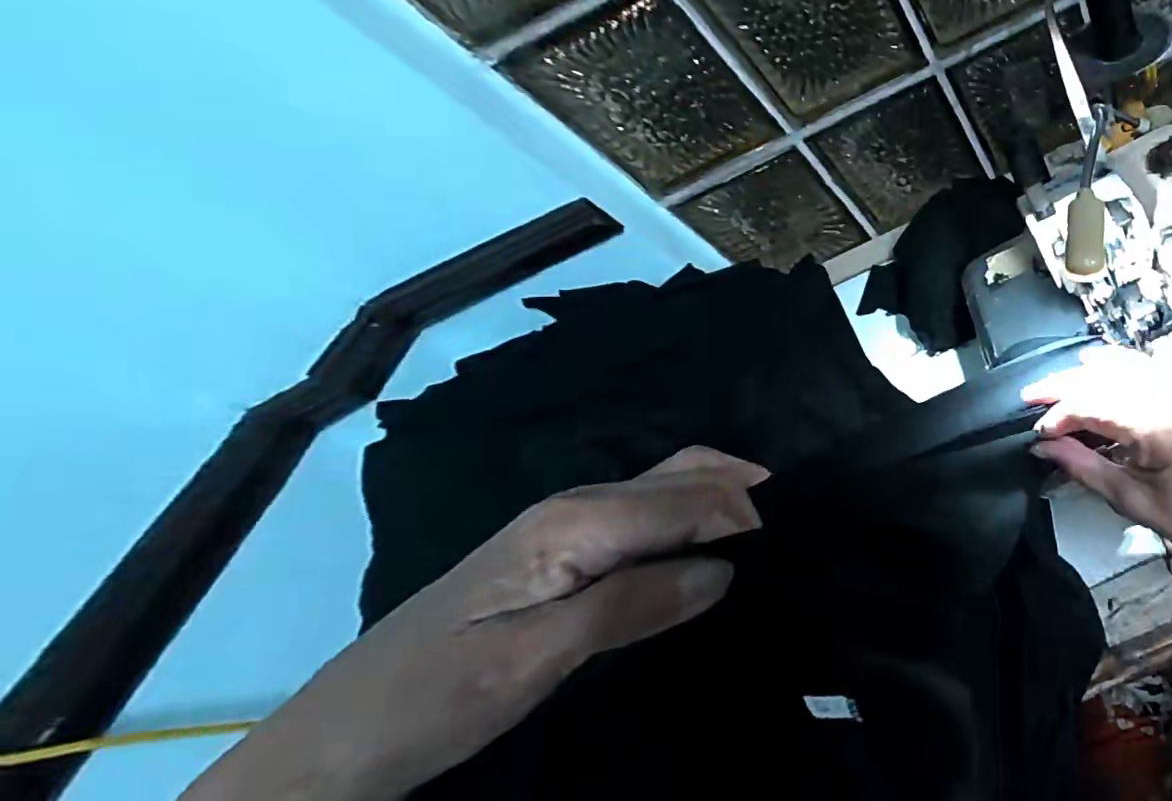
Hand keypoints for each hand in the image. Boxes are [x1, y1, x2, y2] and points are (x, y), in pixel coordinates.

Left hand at [183, 447, 766, 800]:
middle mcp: (581, 500)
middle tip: (797, 531)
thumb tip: (723, 569)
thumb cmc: (433, 698)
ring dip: (724, 493)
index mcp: (576, 521)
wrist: (337, 734)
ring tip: (772, 526)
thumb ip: (630, 604)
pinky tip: (716, 538)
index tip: (792, 550)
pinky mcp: (570, 539)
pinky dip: (696, 509)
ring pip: (671, 481)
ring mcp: (573, 516)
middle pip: (685, 475)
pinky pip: (651, 506)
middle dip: (744, 492)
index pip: (686, 502)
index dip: (743, 518)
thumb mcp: (531, 662)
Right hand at [1024, 347, 1171, 580]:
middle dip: (1062, 387)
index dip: (1060, 416)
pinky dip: (1111, 364)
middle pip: (1103, 379)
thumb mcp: (1133, 501)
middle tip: (1030, 396)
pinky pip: (1140, 365)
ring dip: (1081, 375)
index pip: (1094, 406)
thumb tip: (1042, 447)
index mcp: (1159, 426)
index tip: (1037, 434)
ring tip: (1051, 386)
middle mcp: (1169, 395)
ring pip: (1118, 366)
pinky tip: (1090, 364)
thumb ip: (1084, 468)